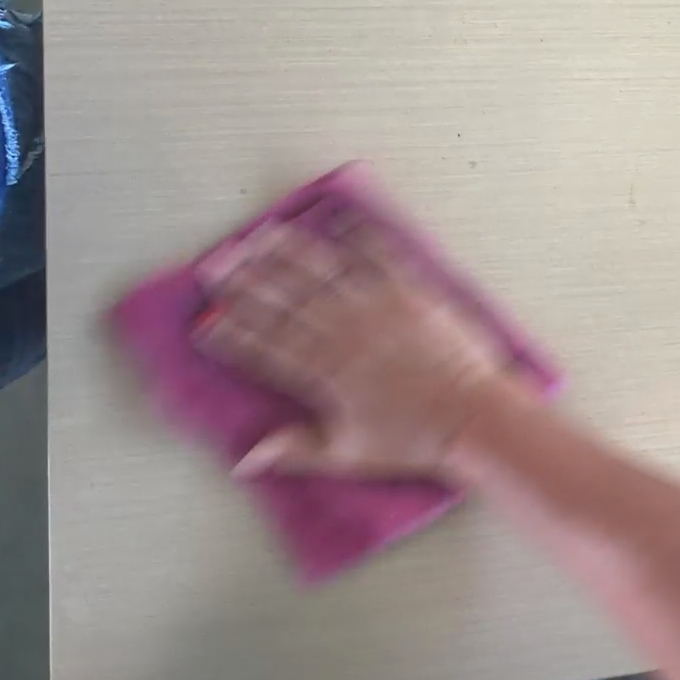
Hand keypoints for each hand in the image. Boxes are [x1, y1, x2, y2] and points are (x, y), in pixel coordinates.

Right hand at [195, 215, 520, 478]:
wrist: (473, 413)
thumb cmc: (415, 438)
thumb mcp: (350, 454)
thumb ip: (296, 449)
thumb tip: (244, 460)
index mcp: (326, 373)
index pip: (269, 347)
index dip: (234, 332)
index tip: (206, 316)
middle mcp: (347, 333)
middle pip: (288, 302)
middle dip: (249, 282)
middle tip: (218, 263)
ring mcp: (382, 308)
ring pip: (327, 274)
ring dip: (294, 252)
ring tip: (265, 235)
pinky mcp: (415, 293)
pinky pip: (385, 258)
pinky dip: (363, 236)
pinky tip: (343, 220)